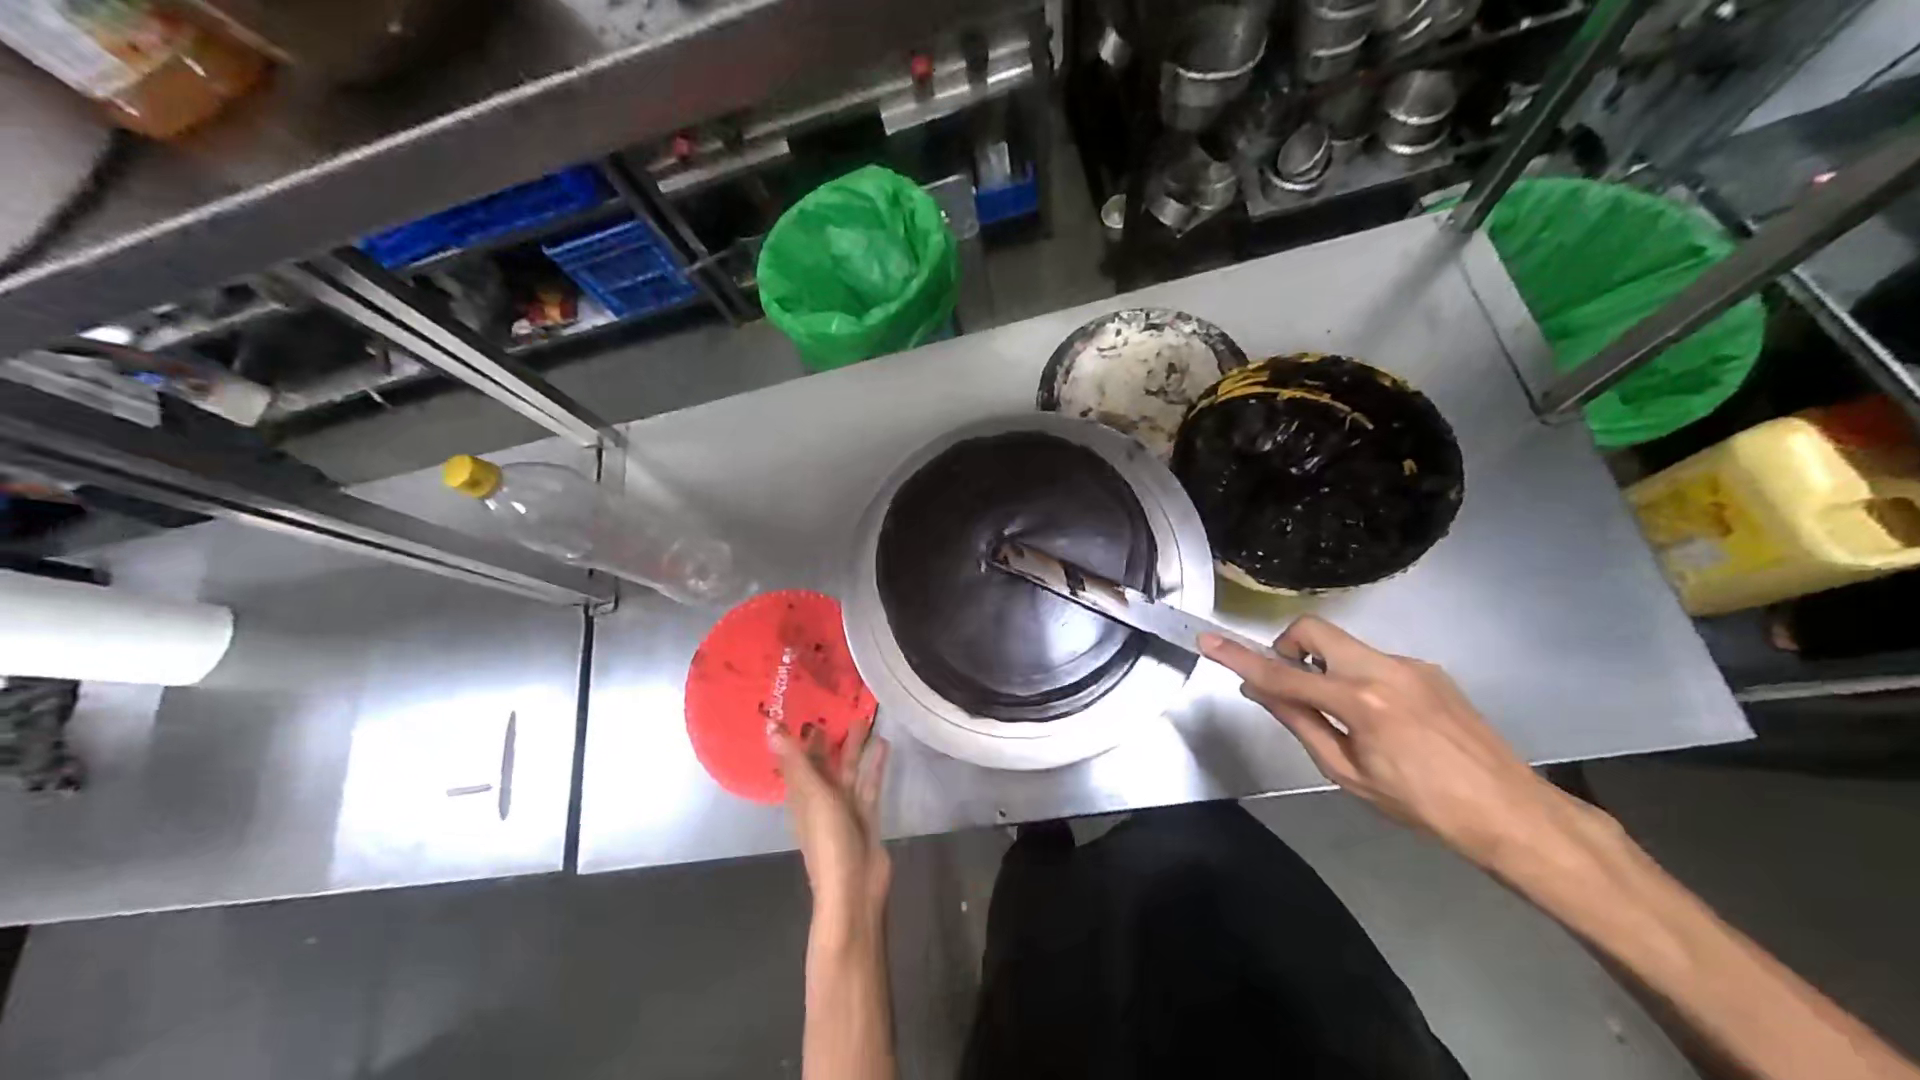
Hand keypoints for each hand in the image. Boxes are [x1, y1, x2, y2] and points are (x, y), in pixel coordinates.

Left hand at [773, 721, 890, 925]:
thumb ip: (797, 762)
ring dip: (855, 749)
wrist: (854, 887)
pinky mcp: (866, 816)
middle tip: (840, 707)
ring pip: (849, 771)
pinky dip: (875, 765)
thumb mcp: (812, 796)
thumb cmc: (828, 840)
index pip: (796, 760)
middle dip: (831, 740)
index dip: (798, 738)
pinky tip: (884, 745)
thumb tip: (770, 728)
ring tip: (866, 720)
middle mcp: (820, 800)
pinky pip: (869, 784)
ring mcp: (845, 809)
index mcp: (801, 796)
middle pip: (824, 764)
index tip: (804, 709)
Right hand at [1199, 616, 1590, 869]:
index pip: (1283, 674)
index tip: (1208, 641)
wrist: (1511, 811)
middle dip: (1288, 648)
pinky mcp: (1429, 669)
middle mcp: (1384, 669)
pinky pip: (1374, 661)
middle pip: (1314, 630)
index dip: (1240, 657)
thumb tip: (1260, 690)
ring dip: (1324, 667)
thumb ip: (1299, 722)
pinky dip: (1356, 678)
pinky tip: (1381, 720)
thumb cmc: (1421, 804)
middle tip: (1290, 685)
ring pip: (1345, 646)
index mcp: (1360, 702)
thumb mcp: (1347, 772)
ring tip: (1342, 715)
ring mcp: (1411, 665)